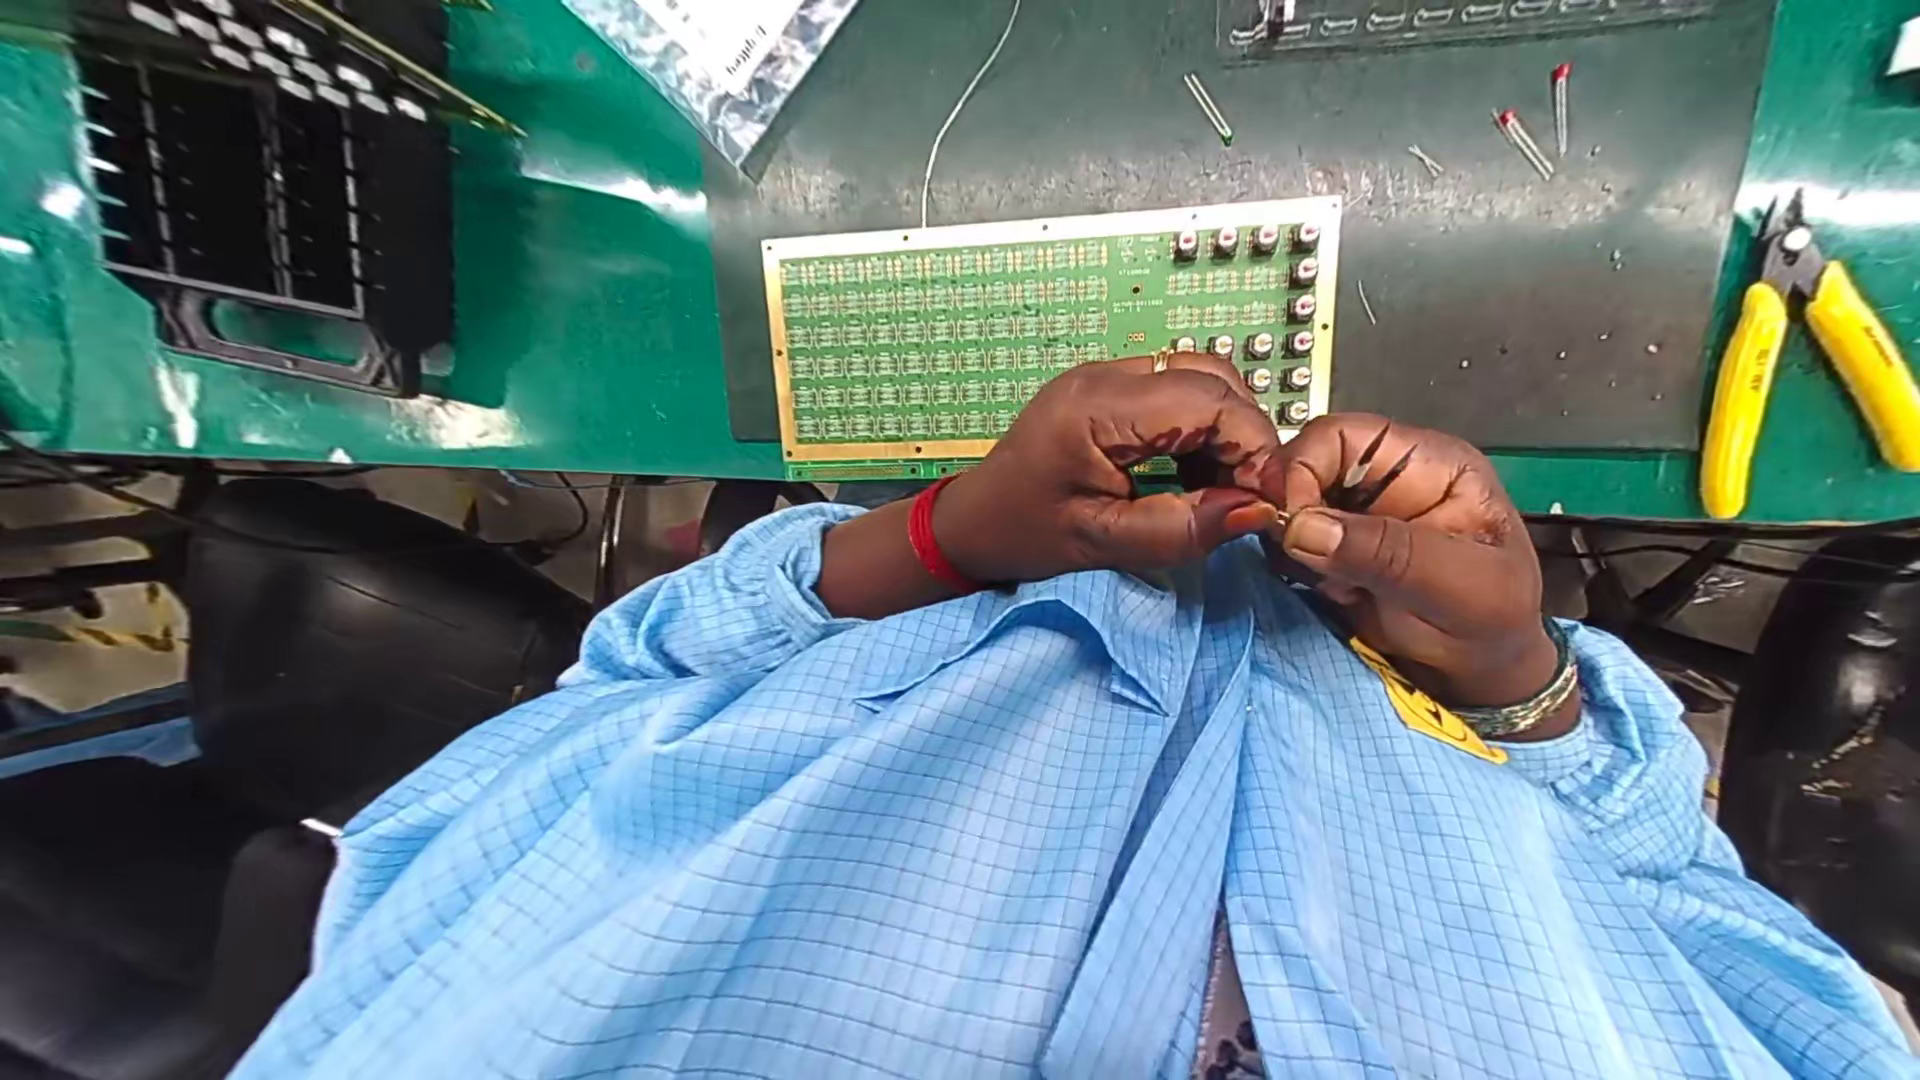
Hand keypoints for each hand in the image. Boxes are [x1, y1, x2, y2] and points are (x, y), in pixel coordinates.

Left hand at [817, 354, 1286, 619]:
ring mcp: (1102, 378)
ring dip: (1223, 433)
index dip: (1253, 449)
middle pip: (1212, 380)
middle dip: (1243, 439)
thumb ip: (1180, 528)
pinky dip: (1197, 431)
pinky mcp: (1104, 392)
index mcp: (1096, 407)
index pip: (1210, 401)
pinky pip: (1173, 394)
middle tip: (1241, 497)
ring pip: (1199, 382)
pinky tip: (1190, 475)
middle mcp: (1102, 376)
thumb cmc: (1018, 532)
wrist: (971, 521)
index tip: (1262, 500)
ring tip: (1215, 490)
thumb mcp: (1101, 542)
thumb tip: (1255, 509)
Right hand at [1270, 414, 1563, 715]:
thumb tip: (1300, 526)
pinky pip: (1280, 539)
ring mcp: (1344, 513)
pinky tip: (1325, 587)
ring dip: (1288, 543)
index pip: (1337, 436)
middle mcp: (1375, 478)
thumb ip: (1386, 551)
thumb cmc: (1487, 623)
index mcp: (1421, 463)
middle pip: (1297, 465)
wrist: (1469, 674)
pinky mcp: (1321, 545)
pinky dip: (1287, 563)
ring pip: (1281, 503)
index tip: (1292, 519)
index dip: (1302, 467)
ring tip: (1332, 581)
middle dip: (1289, 509)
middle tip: (1302, 555)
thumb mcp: (1458, 586)